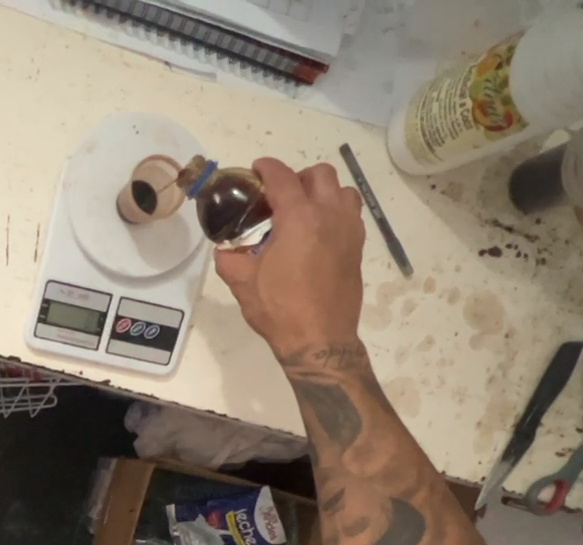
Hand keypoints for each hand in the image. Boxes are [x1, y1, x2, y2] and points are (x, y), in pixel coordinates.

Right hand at [214, 158, 367, 362]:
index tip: (257, 168)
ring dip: (322, 193)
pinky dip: (334, 213)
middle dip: (298, 178)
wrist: (319, 338)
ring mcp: (348, 230)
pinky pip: (350, 214)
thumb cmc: (279, 309)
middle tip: (279, 196)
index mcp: (298, 218)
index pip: (283, 178)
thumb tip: (225, 251)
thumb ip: (229, 260)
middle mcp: (328, 215)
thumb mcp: (243, 284)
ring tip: (303, 212)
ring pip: (342, 191)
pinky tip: (316, 234)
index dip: (267, 168)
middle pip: (320, 175)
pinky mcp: (357, 247)